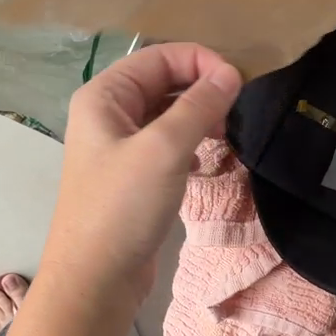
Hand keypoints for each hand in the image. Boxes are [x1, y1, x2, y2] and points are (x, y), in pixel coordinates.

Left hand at [37, 43, 241, 309]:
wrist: (95, 279)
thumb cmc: (123, 209)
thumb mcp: (164, 150)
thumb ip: (198, 107)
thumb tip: (230, 74)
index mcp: (104, 96)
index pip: (160, 57)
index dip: (202, 62)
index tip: (239, 86)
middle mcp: (107, 116)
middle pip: (163, 84)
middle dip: (202, 92)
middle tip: (237, 115)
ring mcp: (118, 149)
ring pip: (166, 118)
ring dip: (198, 121)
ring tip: (226, 137)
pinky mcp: (131, 180)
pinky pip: (165, 149)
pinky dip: (189, 148)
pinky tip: (204, 164)